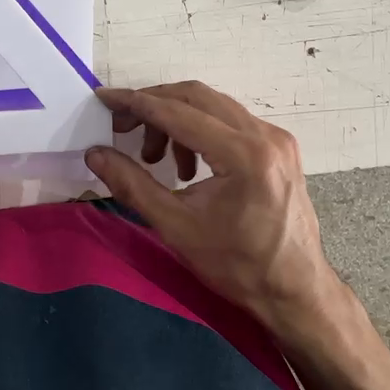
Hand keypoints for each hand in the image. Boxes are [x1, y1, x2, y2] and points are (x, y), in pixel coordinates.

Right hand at [83, 82, 337, 333]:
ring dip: (175, 120)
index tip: (103, 99)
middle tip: (122, 128)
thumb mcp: (176, 226)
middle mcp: (264, 136)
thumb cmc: (237, 265)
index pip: (177, 112)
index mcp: (243, 155)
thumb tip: (94, 153)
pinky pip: (229, 121)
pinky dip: (198, 131)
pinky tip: (185, 167)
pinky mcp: (279, 148)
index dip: (135, 103)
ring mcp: (276, 139)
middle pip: (196, 97)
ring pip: (212, 106)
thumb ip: (132, 184)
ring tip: (154, 159)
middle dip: (152, 106)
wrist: (295, 292)